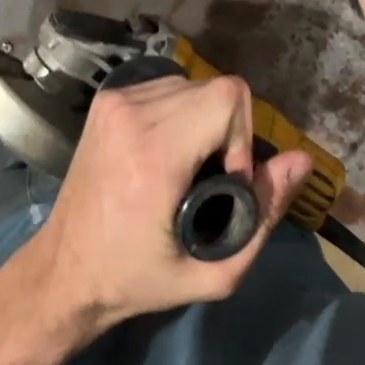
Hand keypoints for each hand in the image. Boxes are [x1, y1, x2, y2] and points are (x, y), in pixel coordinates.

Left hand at [31, 75, 313, 328]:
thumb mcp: (213, 272)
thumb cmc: (136, 280)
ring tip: (189, 168)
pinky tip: (168, 152)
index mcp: (154, 152)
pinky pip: (167, 88)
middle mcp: (131, 114)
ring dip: (205, 121)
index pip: (228, 95)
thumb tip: (302, 160)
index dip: (242, 137)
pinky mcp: (106, 100)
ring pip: (193, 84)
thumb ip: (264, 214)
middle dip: (228, 131)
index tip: (226, 182)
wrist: (63, 272)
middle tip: (211, 179)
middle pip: (216, 88)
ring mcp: (114, 101)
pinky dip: (180, 114)